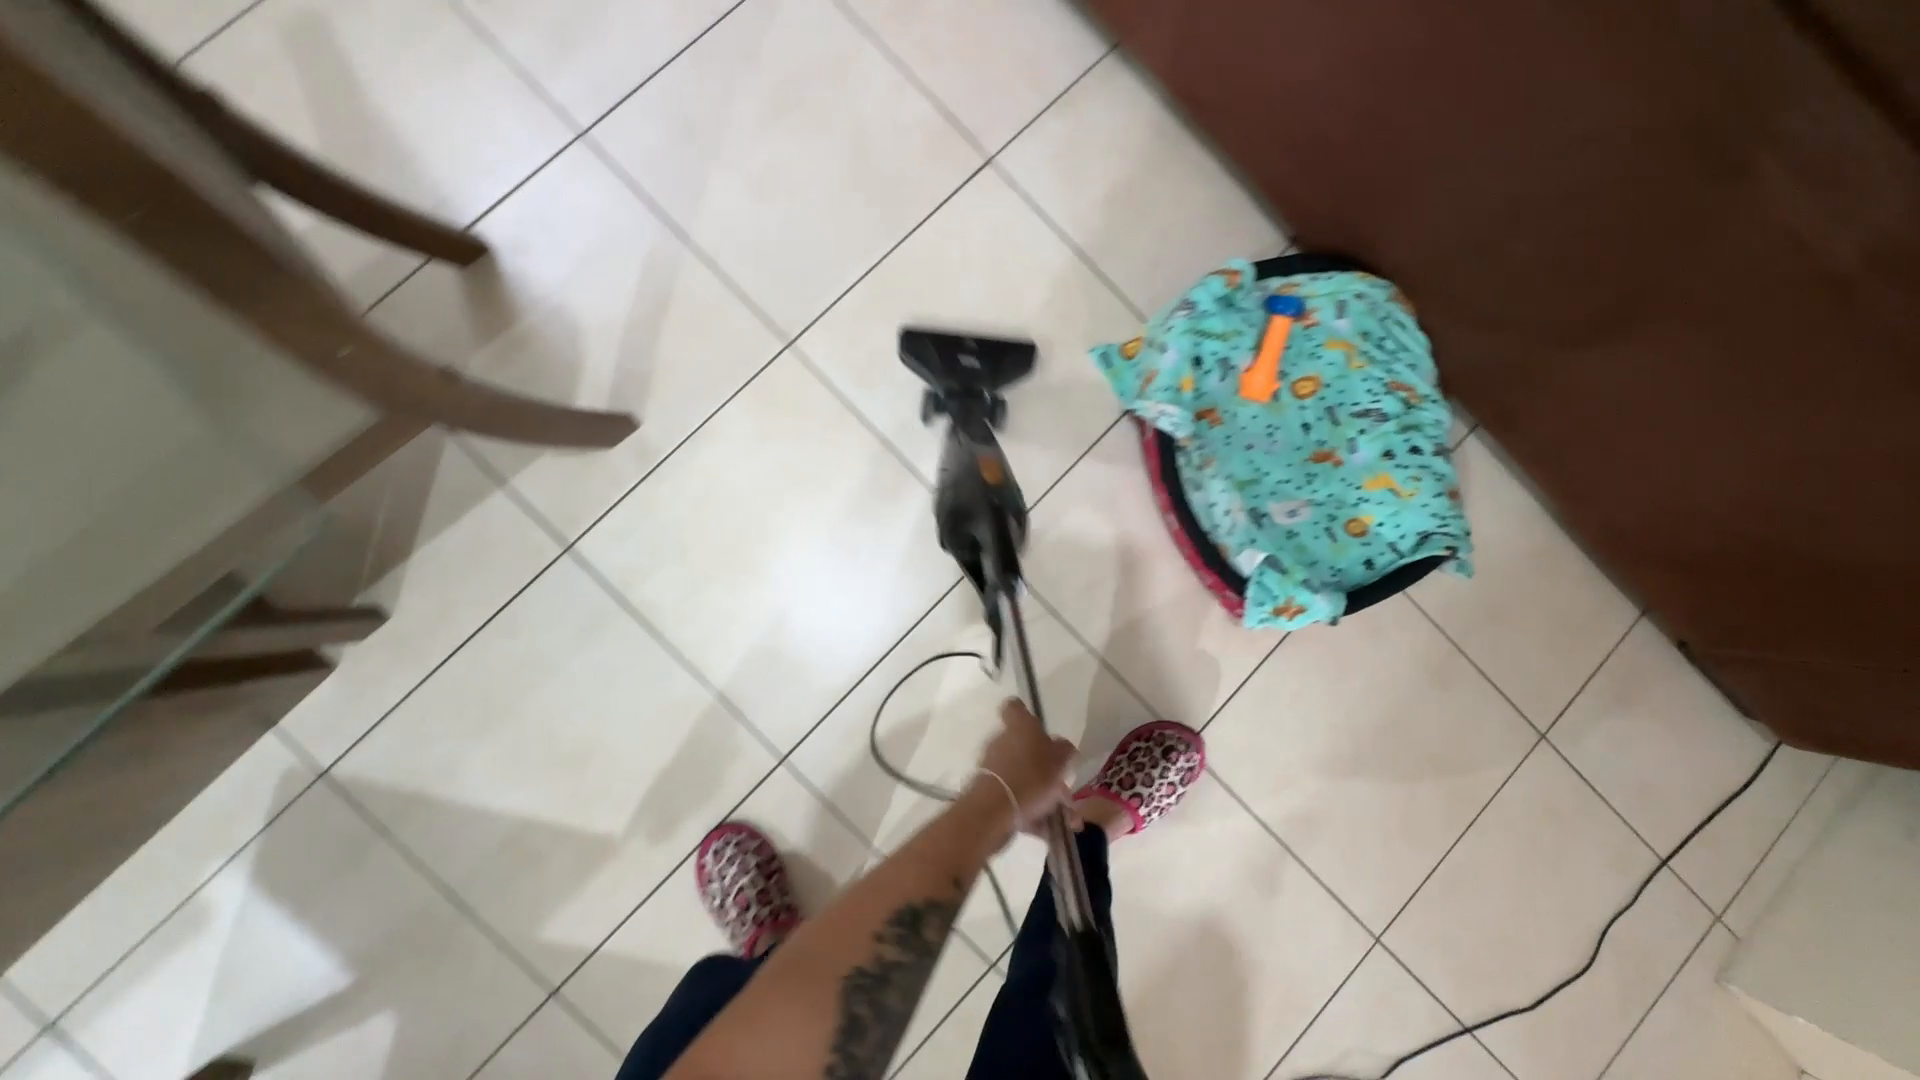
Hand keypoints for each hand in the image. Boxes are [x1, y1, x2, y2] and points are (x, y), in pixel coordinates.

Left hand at [969, 699, 1076, 833]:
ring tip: (1063, 816)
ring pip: (1023, 778)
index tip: (1039, 728)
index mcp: (1019, 726)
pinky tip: (1048, 829)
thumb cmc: (1031, 777)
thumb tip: (1063, 748)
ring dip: (1042, 795)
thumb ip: (1064, 751)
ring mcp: (993, 767)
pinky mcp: (989, 793)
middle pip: (1023, 748)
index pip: (1015, 707)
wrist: (994, 811)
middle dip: (1044, 767)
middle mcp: (1001, 742)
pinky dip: (1032, 814)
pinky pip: (1017, 800)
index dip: (1025, 714)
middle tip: (1063, 786)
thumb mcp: (1060, 760)